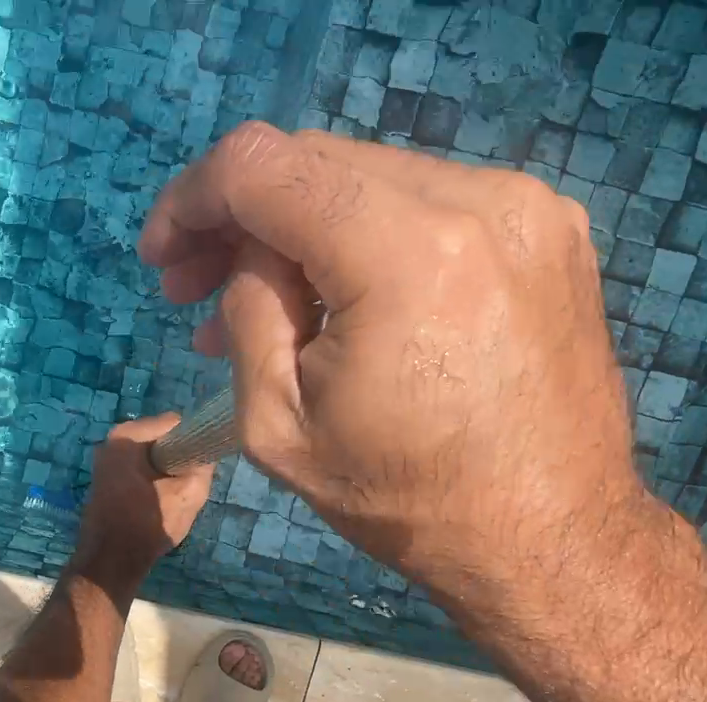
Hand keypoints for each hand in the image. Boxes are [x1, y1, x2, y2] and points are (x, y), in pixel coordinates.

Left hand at [73, 414, 214, 579]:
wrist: (110, 561)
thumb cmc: (147, 525)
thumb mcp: (189, 495)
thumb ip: (203, 468)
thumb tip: (205, 456)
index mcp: (127, 437)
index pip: (173, 424)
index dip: (193, 440)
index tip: (202, 462)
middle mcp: (112, 441)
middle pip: (160, 438)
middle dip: (178, 456)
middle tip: (189, 481)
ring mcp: (105, 460)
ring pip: (150, 455)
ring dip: (165, 470)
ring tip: (175, 493)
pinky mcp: (105, 478)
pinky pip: (137, 468)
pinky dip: (151, 478)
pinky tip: (159, 500)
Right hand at [139, 122, 644, 618]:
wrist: (545, 534)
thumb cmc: (401, 498)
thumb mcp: (277, 424)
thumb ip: (248, 311)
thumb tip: (252, 253)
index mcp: (406, 252)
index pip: (261, 166)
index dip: (189, 199)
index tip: (160, 258)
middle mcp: (478, 199)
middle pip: (314, 161)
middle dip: (238, 218)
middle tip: (194, 289)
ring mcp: (526, 206)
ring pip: (366, 179)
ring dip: (296, 232)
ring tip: (259, 308)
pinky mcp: (546, 229)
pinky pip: (422, 204)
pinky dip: (359, 238)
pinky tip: (337, 300)